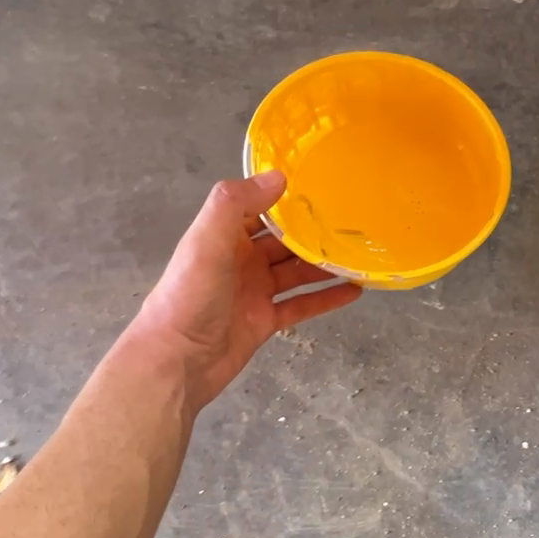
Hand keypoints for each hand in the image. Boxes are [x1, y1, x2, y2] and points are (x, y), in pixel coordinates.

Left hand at [127, 171, 361, 407]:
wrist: (176, 361)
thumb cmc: (190, 297)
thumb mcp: (207, 243)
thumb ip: (237, 205)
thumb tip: (280, 176)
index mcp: (224, 238)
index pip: (261, 211)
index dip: (290, 200)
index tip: (327, 190)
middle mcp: (241, 262)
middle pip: (286, 243)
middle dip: (316, 234)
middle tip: (356, 225)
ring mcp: (255, 292)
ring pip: (298, 273)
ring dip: (327, 266)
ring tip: (361, 257)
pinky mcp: (267, 320)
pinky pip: (303, 305)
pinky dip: (328, 298)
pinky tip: (355, 291)